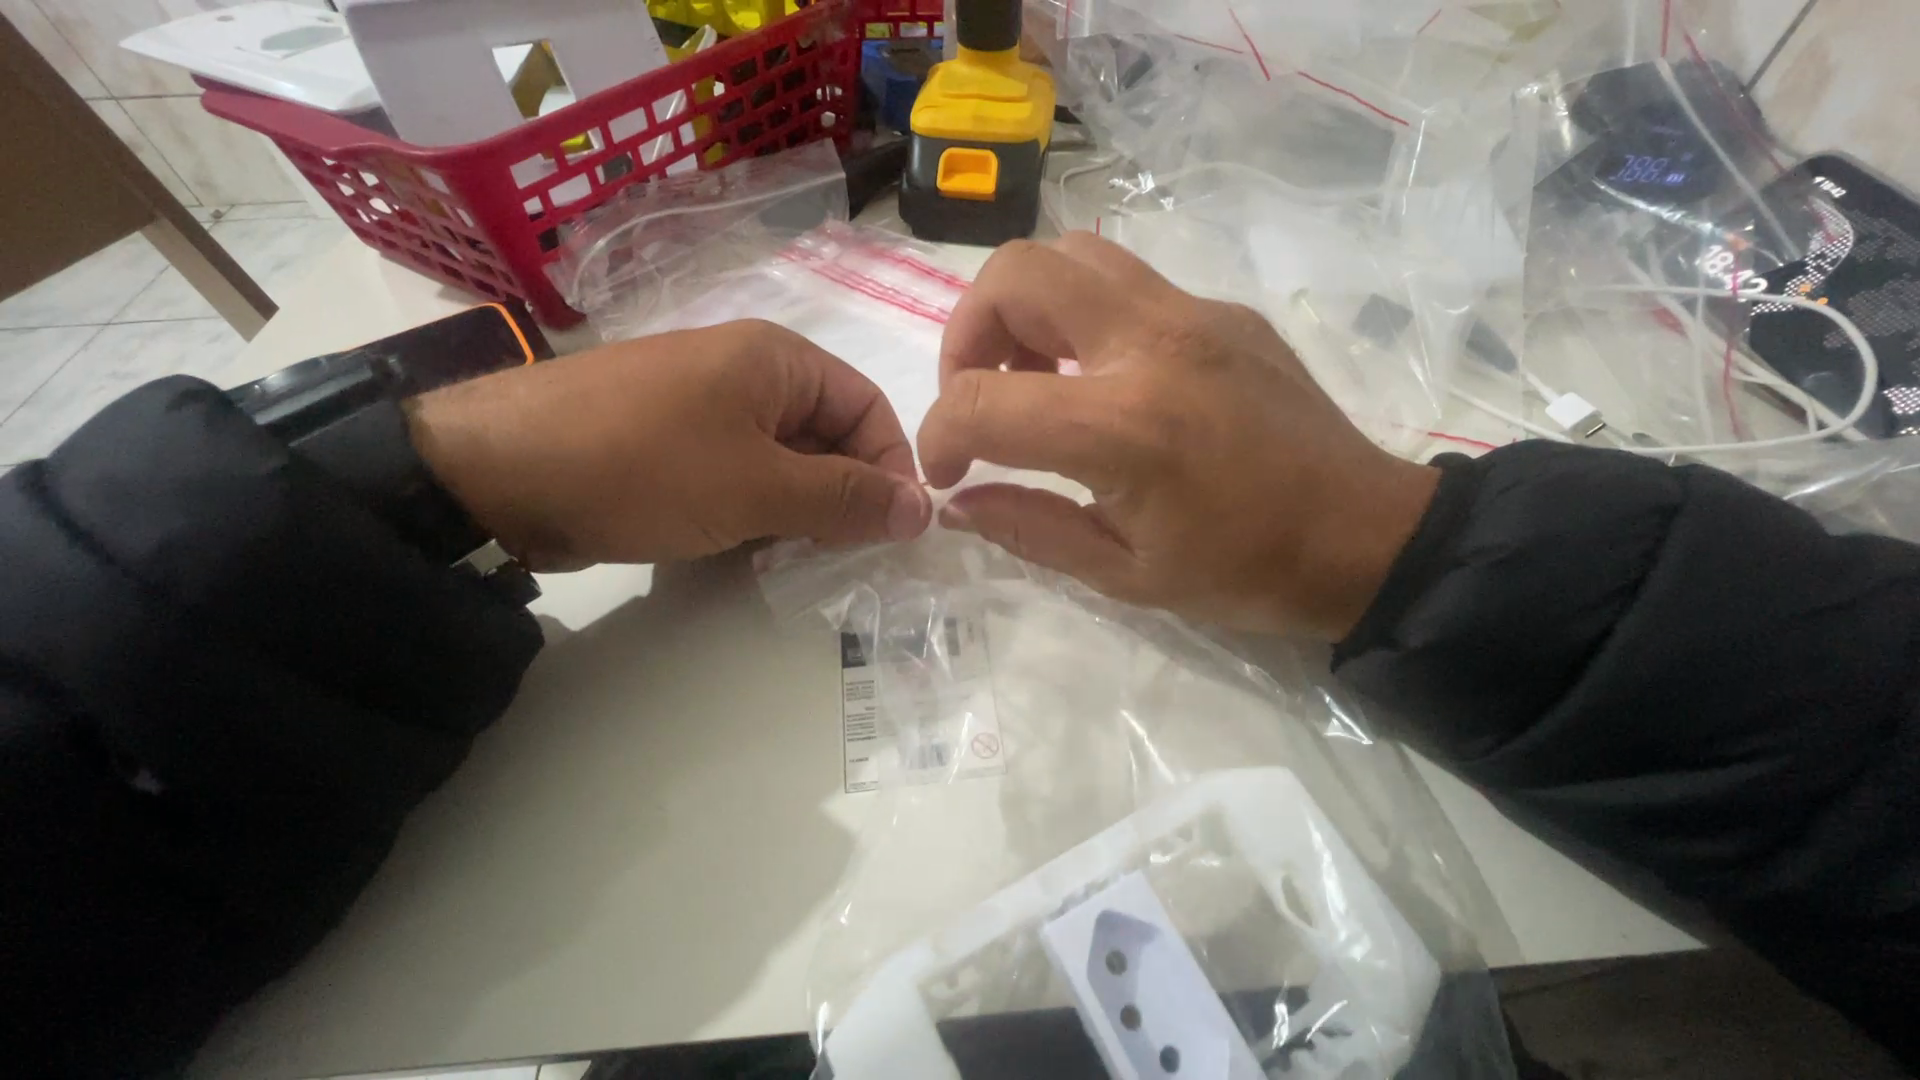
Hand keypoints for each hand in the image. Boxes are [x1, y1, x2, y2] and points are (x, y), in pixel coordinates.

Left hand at [406, 320, 930, 571]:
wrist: (497, 472)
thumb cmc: (646, 465)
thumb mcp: (759, 487)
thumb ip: (846, 498)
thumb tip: (923, 509)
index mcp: (777, 360)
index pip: (869, 407)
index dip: (890, 467)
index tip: (891, 530)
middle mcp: (746, 372)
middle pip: (829, 434)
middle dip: (842, 494)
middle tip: (838, 551)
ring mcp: (703, 407)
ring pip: (783, 461)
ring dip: (798, 509)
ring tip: (788, 553)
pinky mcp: (671, 443)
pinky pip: (738, 473)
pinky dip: (754, 509)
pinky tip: (743, 546)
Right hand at [916, 234, 1438, 639]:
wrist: (1363, 538)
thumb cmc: (1243, 572)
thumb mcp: (1122, 575)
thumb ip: (1026, 528)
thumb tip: (957, 501)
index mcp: (1122, 427)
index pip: (980, 400)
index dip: (939, 436)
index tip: (949, 473)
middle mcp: (1150, 344)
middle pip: (1014, 274)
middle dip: (966, 335)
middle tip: (980, 395)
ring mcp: (1192, 313)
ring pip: (1069, 255)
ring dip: (1023, 310)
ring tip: (1033, 378)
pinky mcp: (1220, 309)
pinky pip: (1124, 281)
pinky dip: (1080, 316)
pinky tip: (1100, 379)